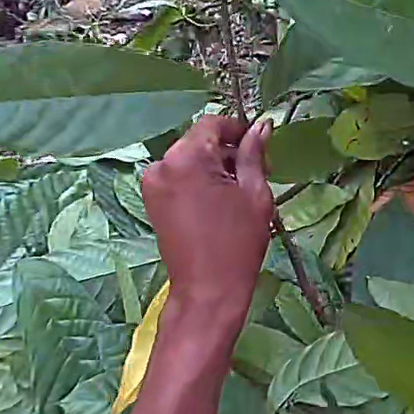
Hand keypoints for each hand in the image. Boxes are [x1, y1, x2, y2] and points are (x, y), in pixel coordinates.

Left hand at [141, 115, 273, 322]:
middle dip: (227, 151)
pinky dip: (199, 181)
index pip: (212, 123)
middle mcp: (162, 164)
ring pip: (189, 159)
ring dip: (214, 166)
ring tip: (239, 192)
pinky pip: (179, 177)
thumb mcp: (254, 194)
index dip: (238, 129)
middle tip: (257, 173)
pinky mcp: (152, 201)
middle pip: (199, 141)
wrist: (208, 290)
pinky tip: (219, 202)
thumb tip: (261, 126)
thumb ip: (254, 155)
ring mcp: (152, 183)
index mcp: (186, 157)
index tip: (259, 146)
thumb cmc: (238, 242)